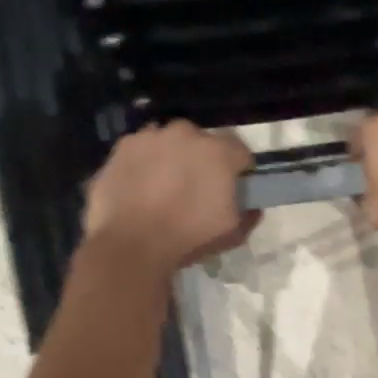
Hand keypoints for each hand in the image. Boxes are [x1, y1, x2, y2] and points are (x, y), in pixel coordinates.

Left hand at [83, 120, 258, 269]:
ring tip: (164, 187)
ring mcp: (152, 136)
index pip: (240, 151)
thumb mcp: (233, 234)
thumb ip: (249, 214)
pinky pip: (142, 148)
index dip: (239, 170)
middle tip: (196, 189)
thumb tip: (253, 205)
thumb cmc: (188, 237)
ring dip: (173, 157)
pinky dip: (145, 162)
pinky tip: (141, 186)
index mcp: (219, 152)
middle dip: (203, 161)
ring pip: (171, 142)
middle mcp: (186, 133)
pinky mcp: (124, 145)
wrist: (131, 244)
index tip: (233, 187)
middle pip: (203, 143)